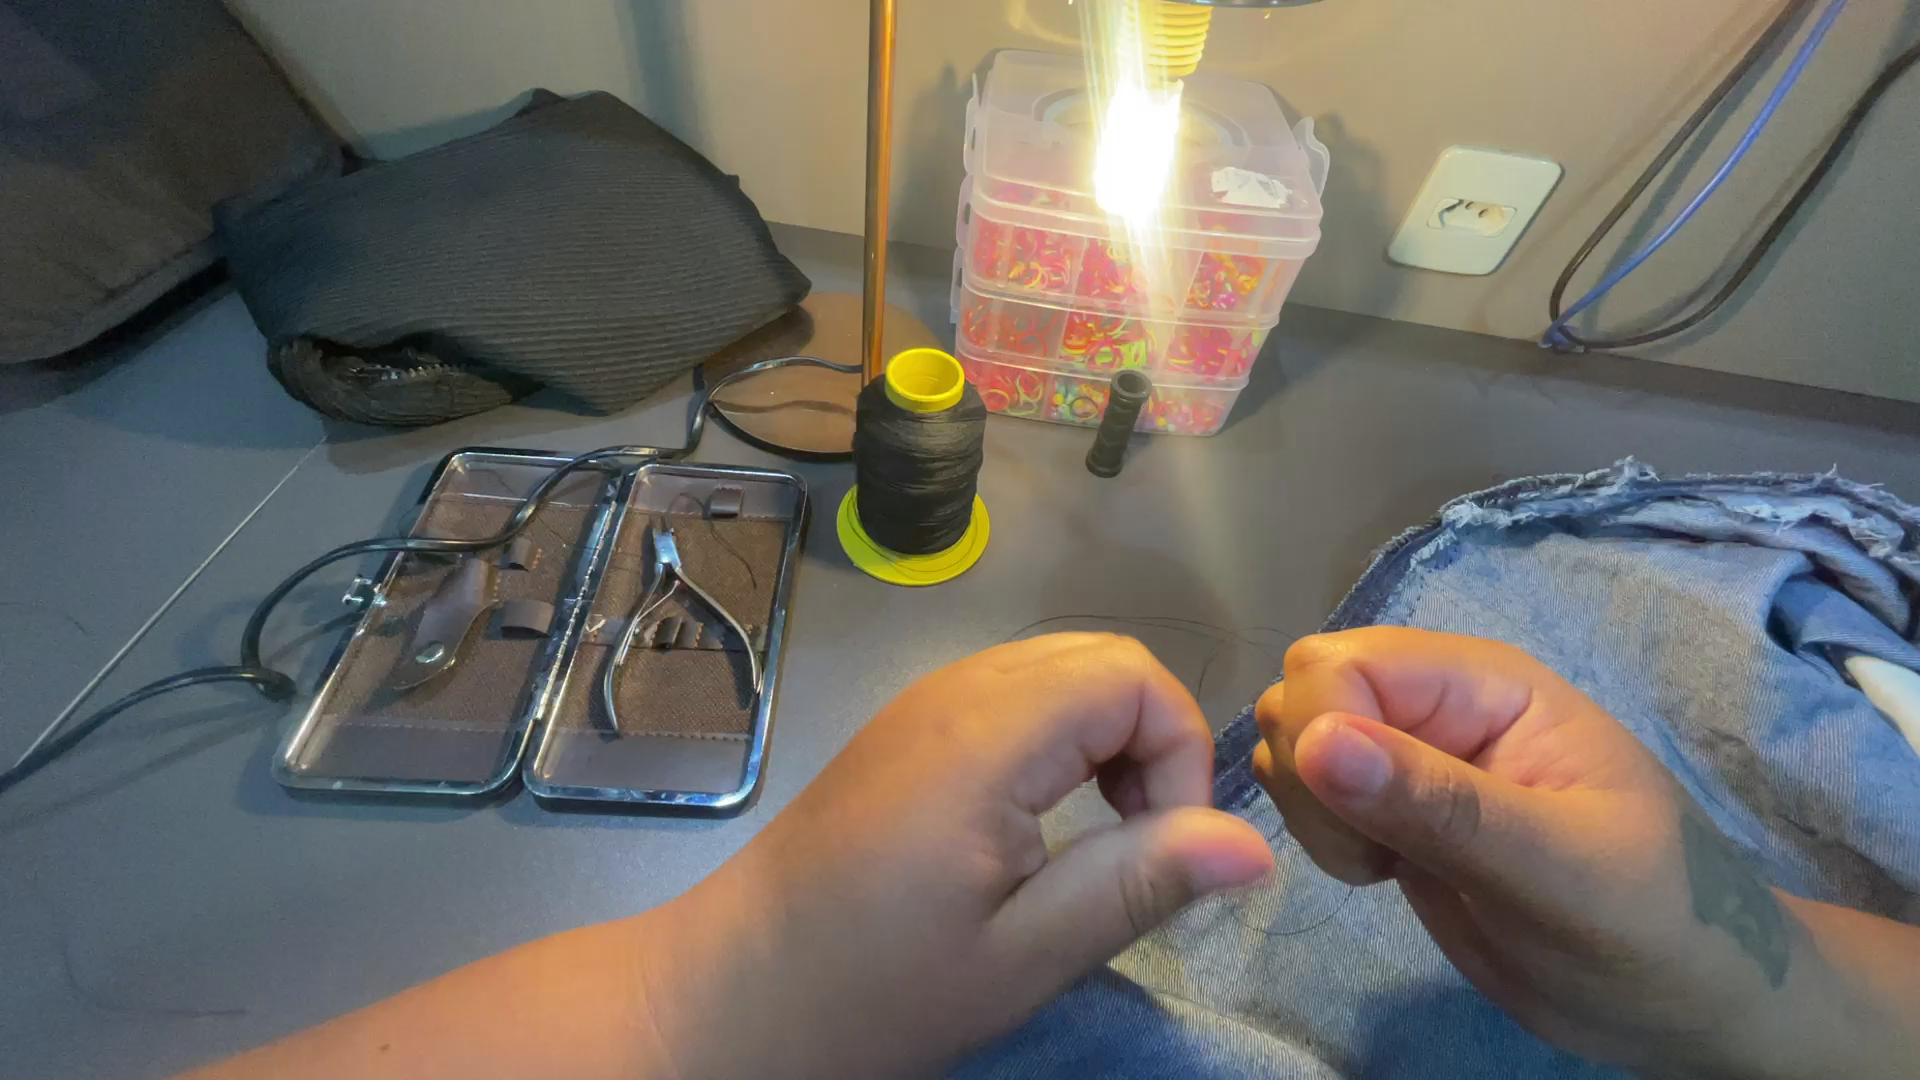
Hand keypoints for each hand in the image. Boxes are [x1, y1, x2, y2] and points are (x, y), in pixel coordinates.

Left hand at [643, 634, 1273, 1077]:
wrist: (738, 982)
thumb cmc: (874, 984)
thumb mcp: (1021, 954)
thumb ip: (1138, 882)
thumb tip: (1253, 845)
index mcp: (986, 733)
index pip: (1131, 675)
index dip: (1178, 749)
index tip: (1164, 843)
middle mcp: (959, 687)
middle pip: (1101, 659)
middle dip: (1152, 737)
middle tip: (1137, 838)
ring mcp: (931, 695)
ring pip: (1062, 668)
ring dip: (1109, 734)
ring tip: (1098, 829)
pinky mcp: (916, 718)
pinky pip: (1019, 690)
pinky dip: (1063, 732)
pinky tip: (1044, 808)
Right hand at [1252, 628, 1863, 1075]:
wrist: (1676, 1005)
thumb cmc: (1656, 931)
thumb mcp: (1564, 875)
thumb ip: (1441, 805)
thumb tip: (1314, 742)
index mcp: (1478, 681)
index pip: (1337, 664)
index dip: (1321, 731)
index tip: (1366, 821)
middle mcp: (1424, 697)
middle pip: (1298, 690)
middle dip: (1308, 771)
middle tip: (1374, 844)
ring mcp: (1395, 744)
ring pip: (1286, 734)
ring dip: (1309, 806)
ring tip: (1382, 859)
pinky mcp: (1373, 792)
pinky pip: (1295, 781)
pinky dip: (1312, 828)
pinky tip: (1376, 864)